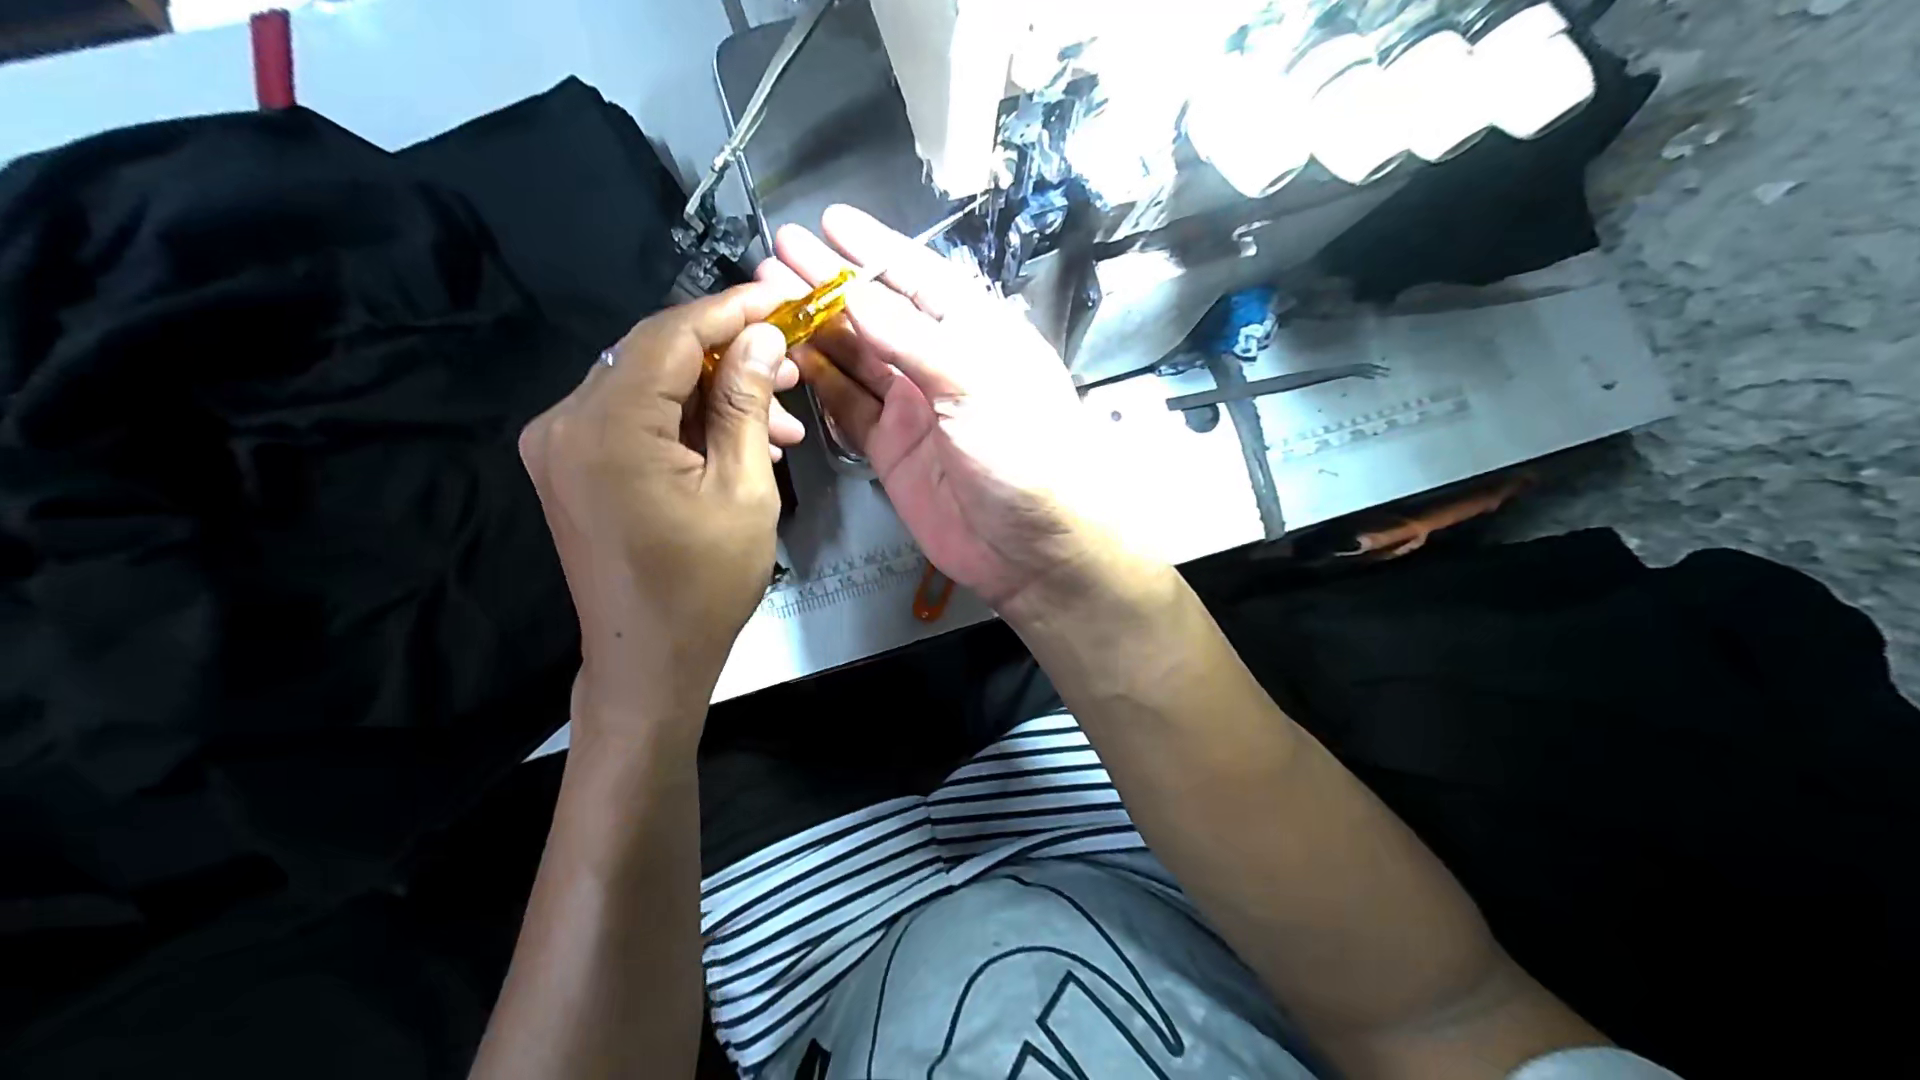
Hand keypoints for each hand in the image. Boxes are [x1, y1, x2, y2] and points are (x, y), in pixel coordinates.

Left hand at [518, 286, 804, 734]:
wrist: (648, 660)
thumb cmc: (705, 585)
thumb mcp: (744, 489)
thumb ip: (747, 403)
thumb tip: (763, 336)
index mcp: (608, 426)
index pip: (671, 335)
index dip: (730, 310)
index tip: (780, 298)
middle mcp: (566, 421)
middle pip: (654, 354)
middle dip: (727, 356)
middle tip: (789, 368)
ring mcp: (559, 444)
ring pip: (646, 386)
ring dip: (711, 394)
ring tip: (777, 422)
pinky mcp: (568, 465)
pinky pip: (632, 418)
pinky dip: (683, 420)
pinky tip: (736, 442)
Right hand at [761, 205, 1130, 613]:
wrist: (1034, 546)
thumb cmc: (1025, 452)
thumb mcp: (974, 381)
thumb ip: (911, 338)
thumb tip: (852, 294)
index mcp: (975, 333)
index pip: (918, 279)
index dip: (874, 250)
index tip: (830, 222)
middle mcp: (940, 364)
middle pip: (876, 315)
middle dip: (830, 284)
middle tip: (780, 254)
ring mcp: (914, 409)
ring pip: (855, 359)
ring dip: (817, 330)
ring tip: (772, 297)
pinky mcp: (892, 450)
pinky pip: (849, 408)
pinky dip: (821, 384)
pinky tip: (792, 358)